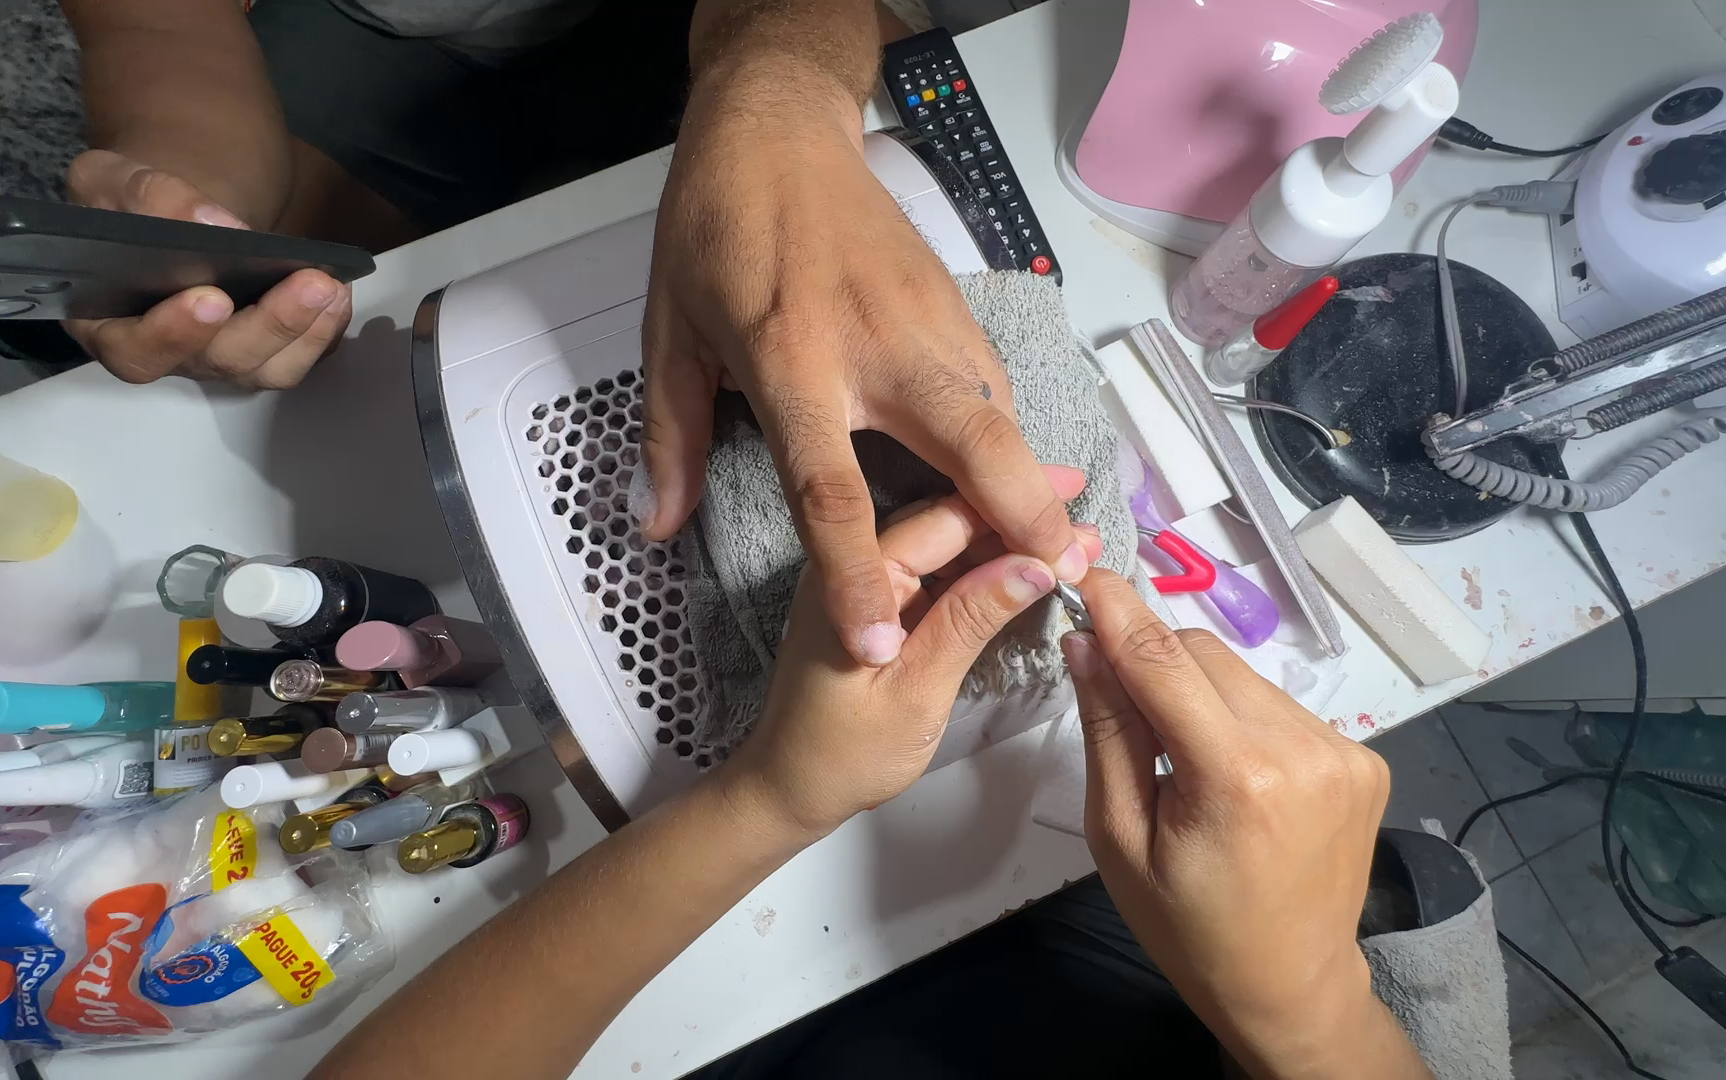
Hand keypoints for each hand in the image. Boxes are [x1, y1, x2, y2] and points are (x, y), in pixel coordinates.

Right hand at [63, 149, 351, 388]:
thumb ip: (148, 197)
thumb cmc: (136, 209)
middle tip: (308, 284)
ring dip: (309, 329)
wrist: (182, 219)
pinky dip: (327, 328)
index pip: (137, 349)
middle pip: (223, 360)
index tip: (212, 299)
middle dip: (271, 323)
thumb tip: (212, 221)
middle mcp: (172, 354)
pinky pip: (305, 358)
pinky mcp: (270, 358)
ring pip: (272, 368)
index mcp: (107, 323)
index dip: (173, 333)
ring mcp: (225, 361)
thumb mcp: (116, 182)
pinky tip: (340, 292)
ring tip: (331, 285)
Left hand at [641, 70, 1084, 667]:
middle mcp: (875, 348)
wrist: (775, 130)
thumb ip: (674, 438)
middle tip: (1064, 576)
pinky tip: (1005, 470)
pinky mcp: (953, 304)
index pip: (831, 492)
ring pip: (999, 415)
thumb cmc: (715, 230)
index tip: (881, 647)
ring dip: (1030, 479)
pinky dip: (1009, 437)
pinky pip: (992, 387)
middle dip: (1022, 517)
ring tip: (1053, 542)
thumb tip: (661, 524)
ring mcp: (927, 321)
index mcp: (791, 363)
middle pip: (970, 444)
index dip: (856, 578)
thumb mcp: (670, 335)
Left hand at [725, 465, 1101, 838]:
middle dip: (1017, 520)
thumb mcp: (916, 690)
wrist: (791, 787)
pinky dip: (982, 572)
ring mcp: (867, 582)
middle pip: (947, 524)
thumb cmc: (844, 753)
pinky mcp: (880, 604)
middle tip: (1085, 522)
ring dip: (1006, 544)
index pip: (943, 521)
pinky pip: (937, 574)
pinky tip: (1024, 569)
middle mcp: (855, 563)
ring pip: (947, 546)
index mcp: (852, 575)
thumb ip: (971, 619)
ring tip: (1072, 543)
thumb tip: (1035, 562)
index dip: (1012, 511)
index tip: (1075, 508)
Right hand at [1064, 570, 1420, 1078]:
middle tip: (1116, 700)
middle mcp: (1304, 749)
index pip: (1161, 660)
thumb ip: (1106, 729)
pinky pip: (1269, 697)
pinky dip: (1229, 708)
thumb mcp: (1117, 833)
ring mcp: (1343, 750)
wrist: (1291, 986)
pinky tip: (1222, 760)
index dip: (1116, 609)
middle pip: (1200, 651)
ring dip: (1189, 685)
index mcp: (1237, 777)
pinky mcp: (1361, 755)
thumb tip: (1085, 644)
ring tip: (1176, 747)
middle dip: (1147, 657)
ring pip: (1234, 669)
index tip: (1080, 572)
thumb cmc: (1186, 923)